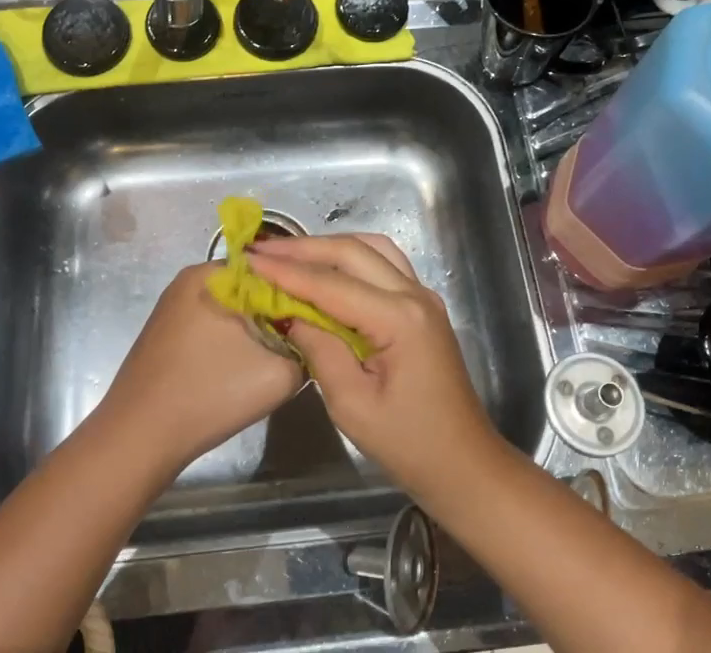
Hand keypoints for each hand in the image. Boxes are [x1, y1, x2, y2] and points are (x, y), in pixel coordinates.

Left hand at [98, 261, 305, 470]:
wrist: (138, 440)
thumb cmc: (209, 396)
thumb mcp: (281, 374)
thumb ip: (308, 346)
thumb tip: (310, 338)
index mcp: (212, 273)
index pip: (276, 271)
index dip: (303, 297)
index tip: (319, 327)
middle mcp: (190, 279)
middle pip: (254, 289)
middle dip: (278, 316)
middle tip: (300, 347)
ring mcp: (173, 306)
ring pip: (234, 310)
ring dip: (255, 332)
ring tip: (271, 363)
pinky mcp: (166, 333)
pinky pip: (213, 327)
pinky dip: (231, 344)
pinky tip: (239, 372)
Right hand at [244, 235, 504, 494]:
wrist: (463, 464)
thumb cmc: (408, 444)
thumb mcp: (351, 404)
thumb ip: (319, 350)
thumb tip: (288, 314)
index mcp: (399, 318)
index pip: (331, 283)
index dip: (286, 270)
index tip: (247, 260)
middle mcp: (415, 296)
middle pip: (353, 252)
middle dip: (303, 248)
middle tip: (259, 251)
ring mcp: (423, 298)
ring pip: (371, 250)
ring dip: (328, 248)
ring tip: (287, 256)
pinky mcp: (422, 309)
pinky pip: (383, 266)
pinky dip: (349, 260)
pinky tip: (323, 272)